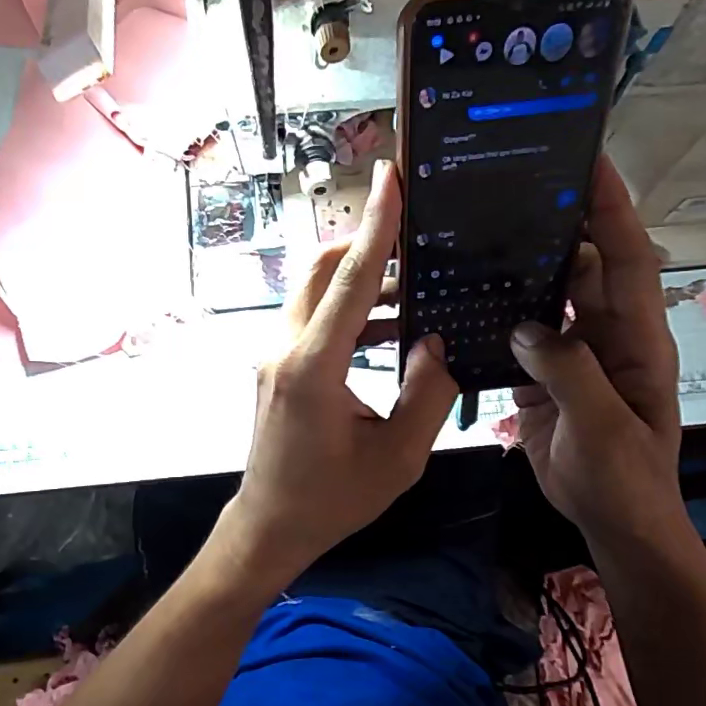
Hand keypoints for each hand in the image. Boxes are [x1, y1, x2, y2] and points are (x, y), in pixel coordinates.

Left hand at [219, 160, 458, 584]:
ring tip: (412, 293)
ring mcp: (275, 355)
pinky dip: (350, 309)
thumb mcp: (399, 458)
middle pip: (319, 268)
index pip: (347, 282)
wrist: (270, 526)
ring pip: (314, 289)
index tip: (390, 179)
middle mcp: (285, 350)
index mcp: (312, 370)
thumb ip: (425, 394)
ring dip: (360, 280)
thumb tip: (436, 343)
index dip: (375, 228)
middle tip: (413, 241)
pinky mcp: (278, 365)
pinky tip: (390, 331)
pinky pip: (314, 317)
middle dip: (365, 244)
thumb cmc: (332, 500)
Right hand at [509, 156, 685, 541]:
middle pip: (582, 267)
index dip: (612, 209)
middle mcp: (607, 334)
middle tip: (512, 192)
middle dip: (556, 228)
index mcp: (638, 339)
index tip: (590, 162)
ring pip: (547, 298)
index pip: (628, 259)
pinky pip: (519, 336)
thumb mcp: (606, 429)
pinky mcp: (544, 376)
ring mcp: (574, 354)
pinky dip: (497, 319)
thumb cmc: (626, 481)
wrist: (613, 524)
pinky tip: (466, 303)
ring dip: (520, 273)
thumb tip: (527, 329)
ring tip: (481, 238)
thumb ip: (569, 372)